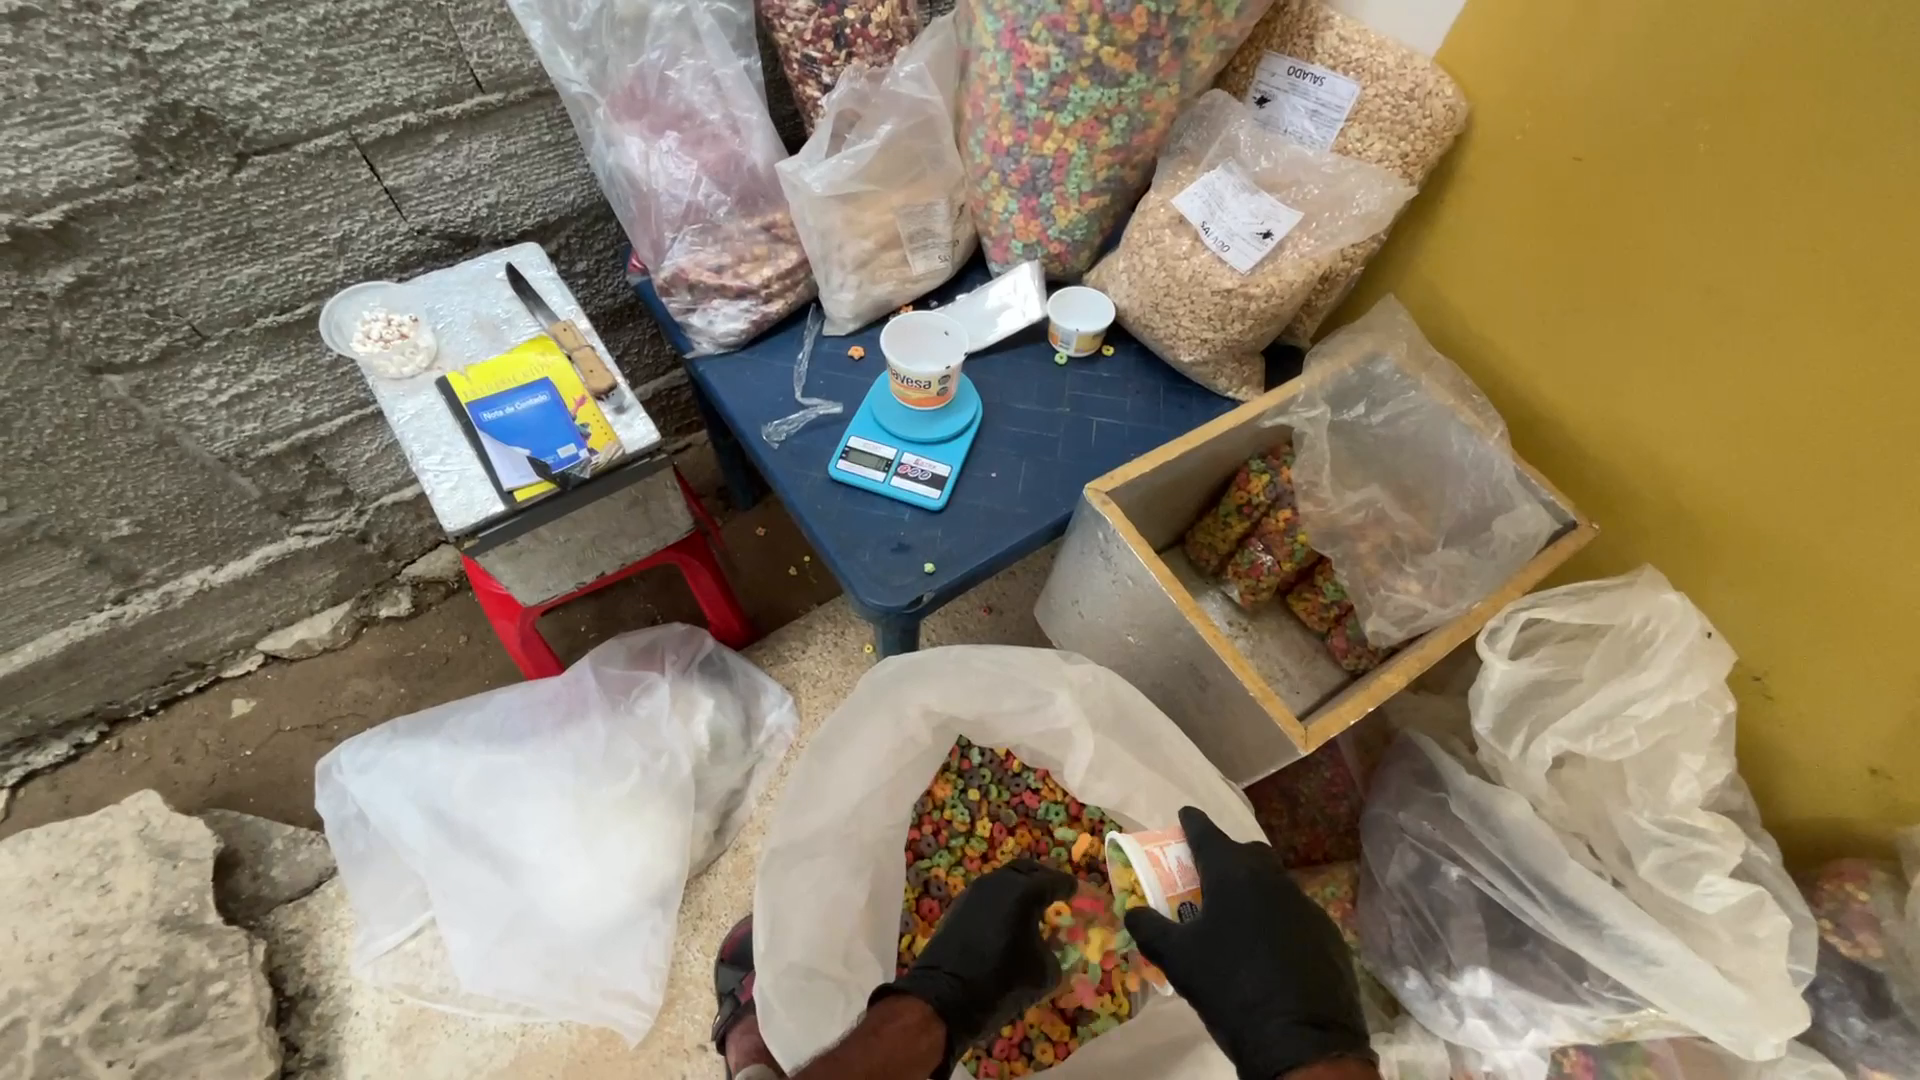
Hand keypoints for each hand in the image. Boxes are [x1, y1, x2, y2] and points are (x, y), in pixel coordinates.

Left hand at [872, 859, 1075, 1074]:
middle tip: (1055, 892)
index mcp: (1024, 892)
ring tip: (1032, 907)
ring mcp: (975, 892)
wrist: (945, 998)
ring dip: (1020, 888)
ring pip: (1004, 880)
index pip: (1054, 881)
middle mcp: (999, 882)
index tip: (1077, 891)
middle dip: (1043, 878)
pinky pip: (988, 894)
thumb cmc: (1002, 984)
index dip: (1068, 886)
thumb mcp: (1043, 974)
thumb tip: (1052, 946)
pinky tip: (1008, 920)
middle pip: (1026, 870)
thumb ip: (1054, 953)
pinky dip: (1003, 900)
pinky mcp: (959, 906)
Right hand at [1124, 807, 1373, 1079]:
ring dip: (1254, 889)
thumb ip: (1149, 928)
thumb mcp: (1177, 960)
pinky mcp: (1328, 933)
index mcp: (1231, 873)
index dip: (1191, 822)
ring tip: (1238, 916)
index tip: (1184, 816)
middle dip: (1226, 855)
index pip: (1206, 832)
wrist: (1302, 1044)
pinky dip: (1278, 918)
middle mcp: (1270, 878)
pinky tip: (1270, 948)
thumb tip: (1133, 911)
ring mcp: (1304, 904)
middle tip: (1208, 875)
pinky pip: (1296, 912)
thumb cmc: (1229, 989)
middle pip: (1245, 852)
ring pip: (1274, 882)